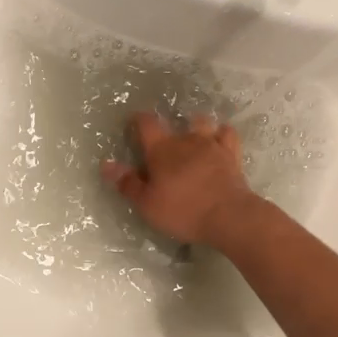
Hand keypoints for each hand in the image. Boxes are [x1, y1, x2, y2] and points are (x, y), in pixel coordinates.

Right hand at [101, 112, 260, 244]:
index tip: (133, 123)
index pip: (146, 124)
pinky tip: (218, 139)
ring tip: (192, 136)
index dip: (137, 120)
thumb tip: (106, 164)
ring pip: (202, 122)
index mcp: (161, 150)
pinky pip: (227, 133)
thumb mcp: (147, 204)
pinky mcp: (231, 154)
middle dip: (167, 129)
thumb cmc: (182, 210)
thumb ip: (127, 183)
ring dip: (195, 126)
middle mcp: (186, 140)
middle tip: (164, 142)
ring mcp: (211, 144)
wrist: (227, 216)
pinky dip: (221, 133)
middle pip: (175, 123)